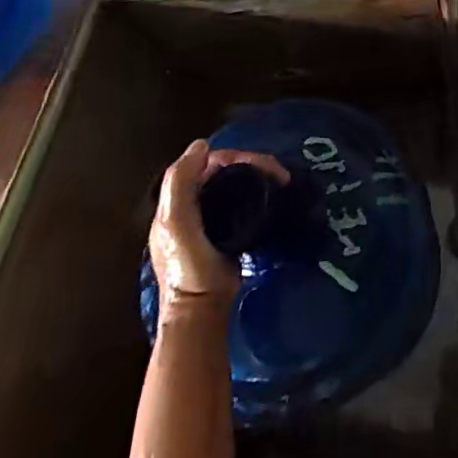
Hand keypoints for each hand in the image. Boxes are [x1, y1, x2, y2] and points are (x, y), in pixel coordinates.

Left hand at [149, 139, 289, 324]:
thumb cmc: (189, 268)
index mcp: (177, 200)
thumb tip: (202, 145)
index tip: (263, 164)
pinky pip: (244, 202)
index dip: (235, 156)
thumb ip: (180, 183)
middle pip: (223, 171)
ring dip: (258, 176)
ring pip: (235, 184)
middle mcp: (192, 205)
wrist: (202, 312)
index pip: (207, 163)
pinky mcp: (229, 233)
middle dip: (252, 163)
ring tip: (281, 180)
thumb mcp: (176, 223)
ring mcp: (211, 220)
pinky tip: (273, 196)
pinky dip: (259, 193)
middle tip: (280, 172)